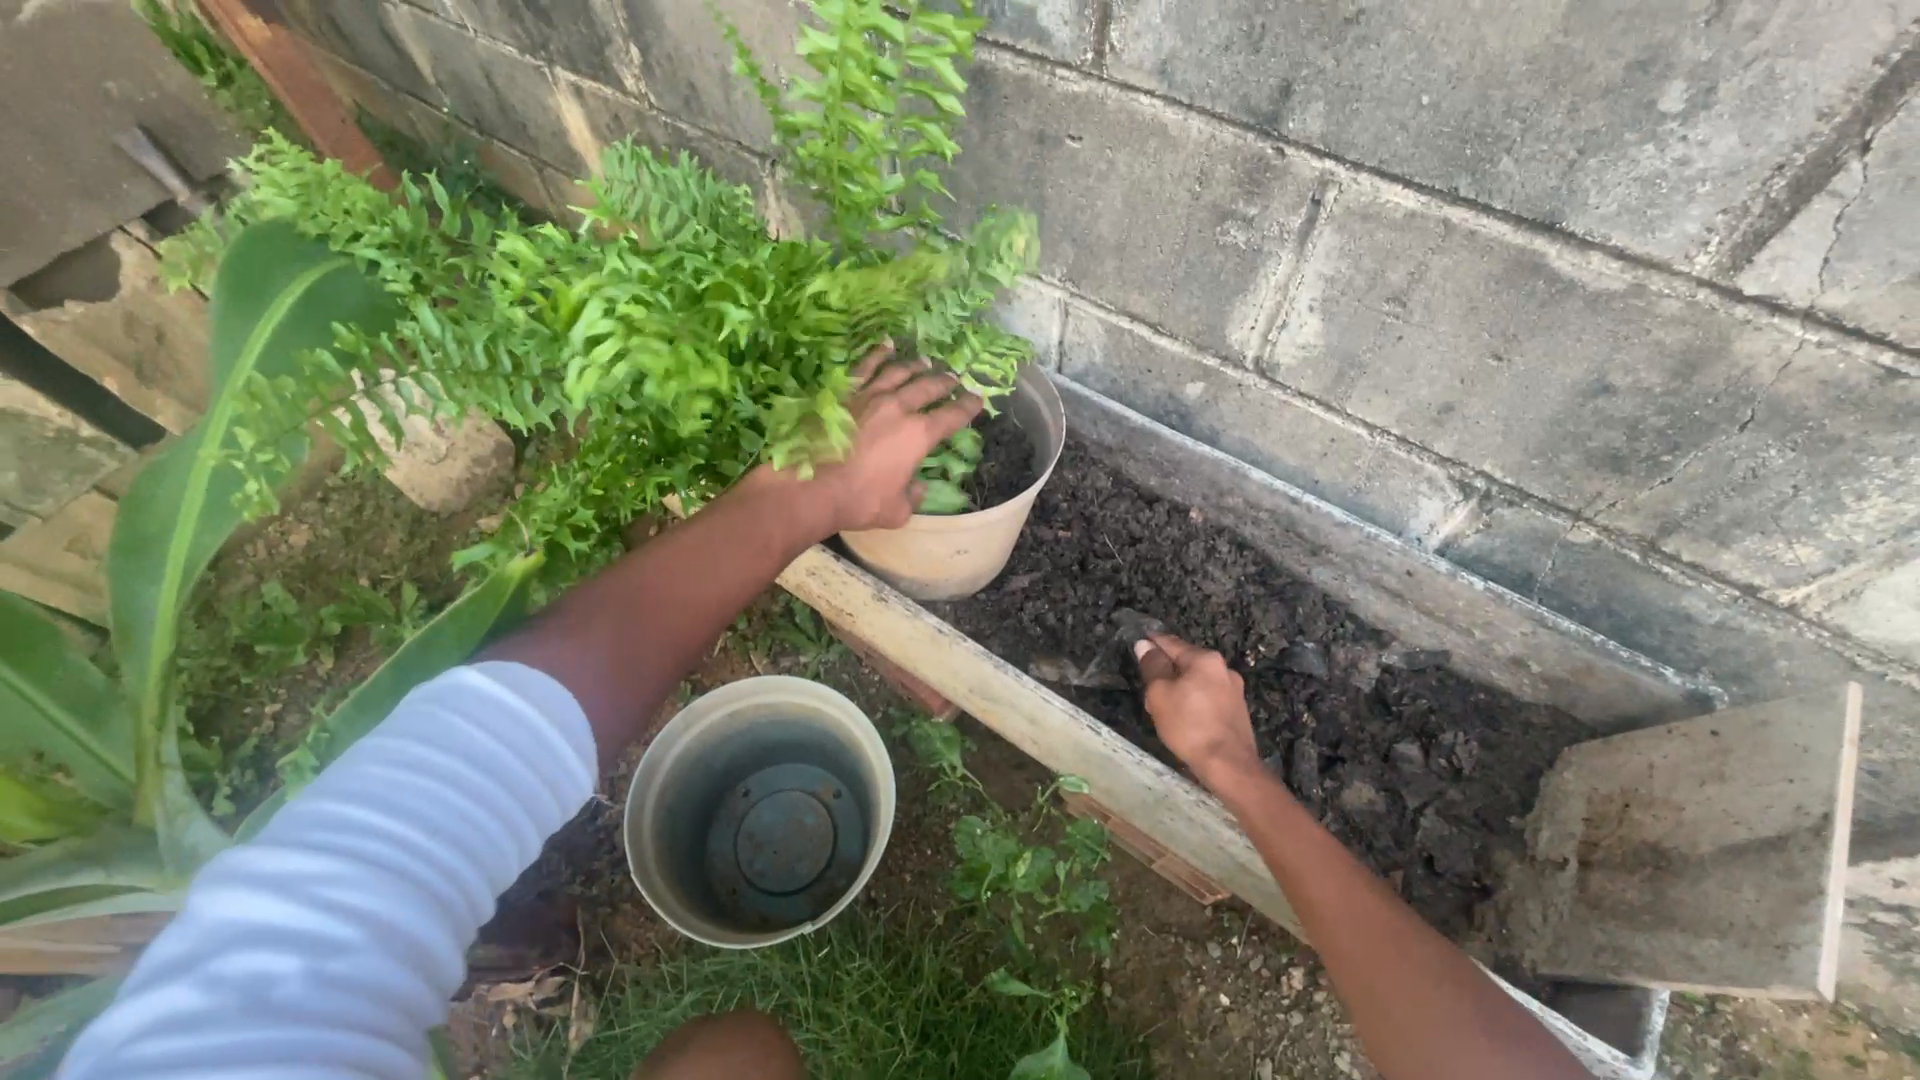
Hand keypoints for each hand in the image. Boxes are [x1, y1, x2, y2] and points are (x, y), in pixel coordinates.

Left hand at [758, 342, 980, 533]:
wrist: (809, 487)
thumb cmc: (858, 502)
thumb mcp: (896, 511)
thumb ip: (912, 496)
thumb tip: (917, 486)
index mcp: (918, 435)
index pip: (951, 417)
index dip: (968, 408)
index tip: (977, 400)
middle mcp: (898, 408)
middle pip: (928, 387)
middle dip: (945, 382)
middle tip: (954, 379)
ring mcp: (869, 396)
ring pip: (899, 372)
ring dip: (916, 366)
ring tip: (926, 362)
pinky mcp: (843, 393)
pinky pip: (865, 368)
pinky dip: (878, 354)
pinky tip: (886, 346)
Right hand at [1135, 634, 1261, 786]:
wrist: (1228, 764)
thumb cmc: (1188, 725)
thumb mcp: (1160, 693)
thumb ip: (1152, 666)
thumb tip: (1144, 645)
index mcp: (1205, 659)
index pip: (1171, 643)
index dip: (1152, 642)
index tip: (1139, 641)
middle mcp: (1223, 668)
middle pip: (1186, 663)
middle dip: (1166, 671)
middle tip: (1147, 687)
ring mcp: (1234, 690)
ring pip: (1198, 681)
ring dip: (1180, 688)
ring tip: (1163, 708)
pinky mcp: (1237, 711)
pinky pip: (1208, 697)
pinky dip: (1194, 702)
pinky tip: (1184, 719)